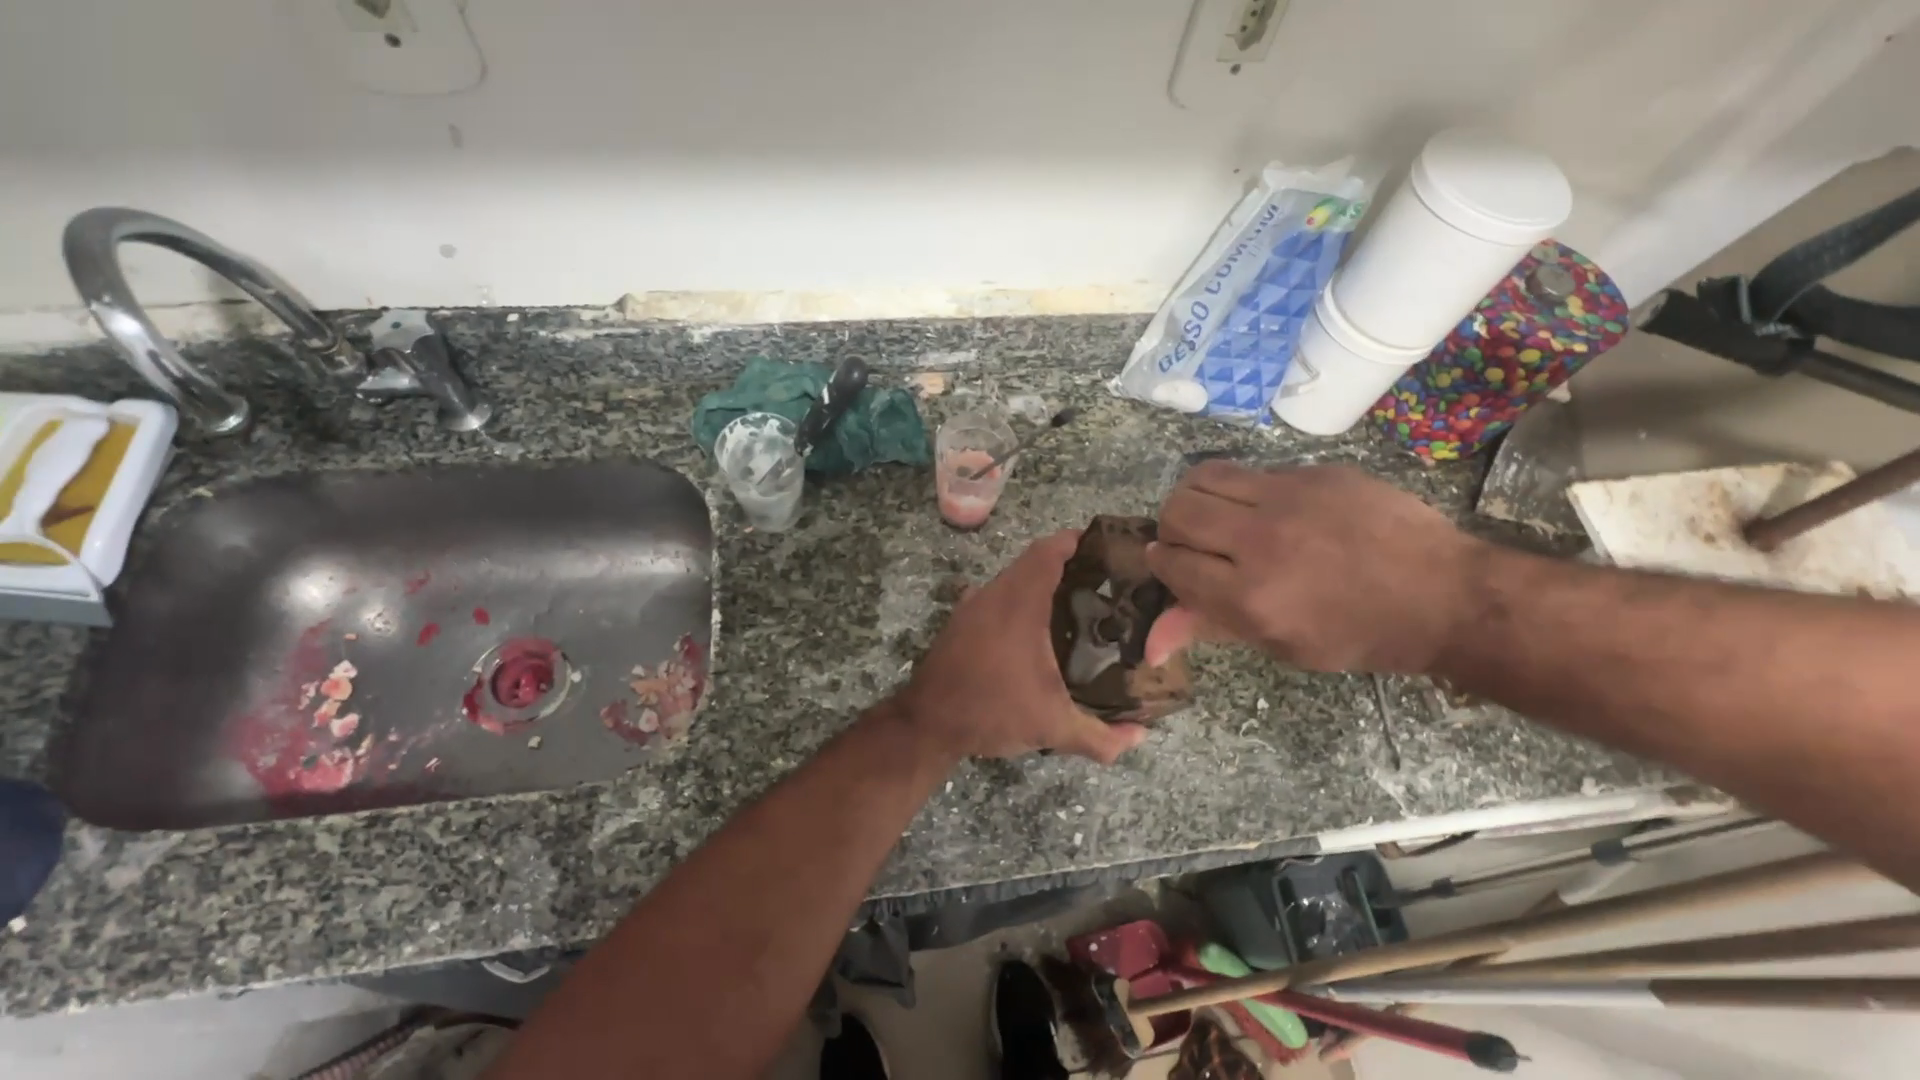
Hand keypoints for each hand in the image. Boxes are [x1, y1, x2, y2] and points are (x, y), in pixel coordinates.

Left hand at [892, 530, 1147, 763]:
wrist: (927, 725)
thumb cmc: (992, 712)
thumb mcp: (1053, 727)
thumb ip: (1102, 736)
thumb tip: (1141, 736)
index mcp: (1019, 602)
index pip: (1050, 550)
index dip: (1079, 541)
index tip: (1107, 546)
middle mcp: (994, 594)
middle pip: (1034, 561)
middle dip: (1069, 565)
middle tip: (1105, 582)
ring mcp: (972, 606)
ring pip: (1013, 580)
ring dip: (1042, 584)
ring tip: (1078, 605)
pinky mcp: (960, 623)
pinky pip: (996, 598)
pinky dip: (1019, 602)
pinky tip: (1036, 631)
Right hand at [1143, 462, 1482, 673]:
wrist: (1443, 595)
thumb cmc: (1358, 634)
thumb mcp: (1280, 643)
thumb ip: (1211, 628)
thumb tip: (1148, 645)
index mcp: (1250, 597)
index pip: (1170, 562)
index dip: (1163, 564)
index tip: (1172, 564)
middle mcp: (1259, 541)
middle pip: (1177, 511)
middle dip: (1171, 528)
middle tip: (1191, 540)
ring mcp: (1289, 498)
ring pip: (1204, 476)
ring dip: (1197, 497)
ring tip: (1217, 514)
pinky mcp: (1315, 472)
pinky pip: (1255, 471)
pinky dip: (1247, 491)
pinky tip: (1273, 510)